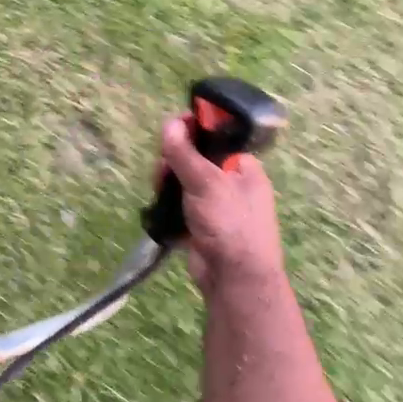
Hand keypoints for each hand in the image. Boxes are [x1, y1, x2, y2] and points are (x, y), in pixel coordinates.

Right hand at [156, 115, 283, 294]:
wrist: (234, 278)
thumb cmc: (230, 224)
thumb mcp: (206, 182)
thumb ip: (184, 152)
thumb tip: (169, 123)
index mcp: (243, 169)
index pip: (215, 137)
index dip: (192, 130)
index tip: (171, 133)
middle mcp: (231, 183)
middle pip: (193, 158)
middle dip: (173, 160)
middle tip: (163, 171)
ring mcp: (215, 205)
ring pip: (182, 180)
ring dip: (166, 182)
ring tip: (159, 191)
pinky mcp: (199, 222)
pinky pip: (177, 202)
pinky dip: (167, 202)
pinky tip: (159, 206)